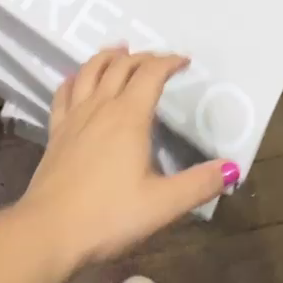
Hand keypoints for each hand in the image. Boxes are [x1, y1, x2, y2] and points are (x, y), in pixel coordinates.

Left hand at [9, 47, 238, 272]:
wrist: (50, 231)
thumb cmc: (109, 215)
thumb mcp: (162, 205)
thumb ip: (198, 184)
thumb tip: (232, 167)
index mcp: (129, 116)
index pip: (151, 73)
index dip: (169, 62)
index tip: (184, 61)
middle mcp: (101, 106)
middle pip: (122, 66)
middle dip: (143, 57)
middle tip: (159, 60)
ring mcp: (75, 116)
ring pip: (91, 71)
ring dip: (108, 56)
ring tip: (120, 51)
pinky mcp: (56, 131)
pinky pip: (64, 93)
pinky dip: (75, 78)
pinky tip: (77, 79)